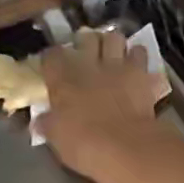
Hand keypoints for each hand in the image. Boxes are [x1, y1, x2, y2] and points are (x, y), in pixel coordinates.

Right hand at [34, 29, 169, 177]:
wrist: (125, 144)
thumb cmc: (84, 145)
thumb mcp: (55, 137)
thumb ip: (48, 122)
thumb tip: (42, 118)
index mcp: (63, 81)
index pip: (52, 55)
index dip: (53, 57)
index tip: (53, 62)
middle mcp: (90, 66)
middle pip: (87, 38)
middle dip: (86, 41)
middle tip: (85, 51)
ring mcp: (118, 66)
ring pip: (115, 37)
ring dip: (112, 42)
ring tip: (111, 51)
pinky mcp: (141, 71)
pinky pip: (140, 51)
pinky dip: (136, 54)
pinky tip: (134, 62)